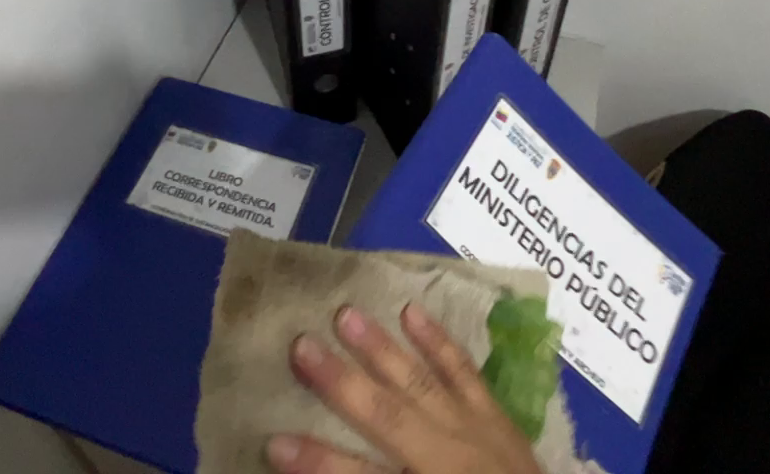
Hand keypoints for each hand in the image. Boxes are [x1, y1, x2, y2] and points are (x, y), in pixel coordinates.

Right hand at [266, 302, 544, 473]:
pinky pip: (466, 373)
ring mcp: (476, 432)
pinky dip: (438, 342)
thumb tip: (329, 469)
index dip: (316, 462)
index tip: (272, 440)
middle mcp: (447, 457)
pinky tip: (411, 312)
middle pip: (387, 417)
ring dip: (382, 348)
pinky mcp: (496, 417)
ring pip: (422, 382)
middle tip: (299, 344)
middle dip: (340, 384)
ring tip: (346, 313)